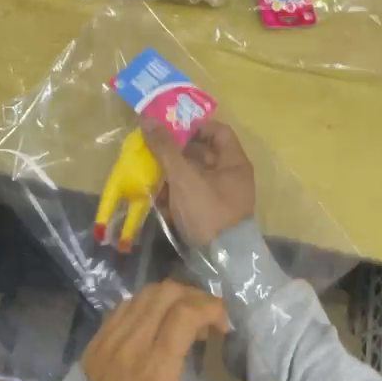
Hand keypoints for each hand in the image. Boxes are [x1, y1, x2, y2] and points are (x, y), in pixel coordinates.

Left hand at [83, 281, 270, 380]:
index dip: (212, 308)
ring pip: (147, 293)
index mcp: (156, 370)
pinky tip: (157, 323)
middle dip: (195, 297)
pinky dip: (148, 303)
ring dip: (172, 297)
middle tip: (208, 319)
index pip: (186, 313)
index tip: (224, 326)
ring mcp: (112, 336)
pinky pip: (127, 303)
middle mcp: (133, 344)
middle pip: (168, 292)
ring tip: (184, 318)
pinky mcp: (99, 336)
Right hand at [141, 118, 255, 246]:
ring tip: (150, 172)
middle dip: (177, 151)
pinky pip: (193, 195)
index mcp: (234, 162)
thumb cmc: (208, 211)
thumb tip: (147, 118)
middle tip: (153, 148)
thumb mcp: (184, 177)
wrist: (222, 262)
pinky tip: (157, 198)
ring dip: (173, 173)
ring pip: (195, 175)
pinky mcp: (213, 214)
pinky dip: (177, 194)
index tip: (169, 129)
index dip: (194, 127)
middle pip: (203, 153)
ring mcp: (224, 196)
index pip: (217, 131)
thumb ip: (165, 148)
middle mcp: (232, 176)